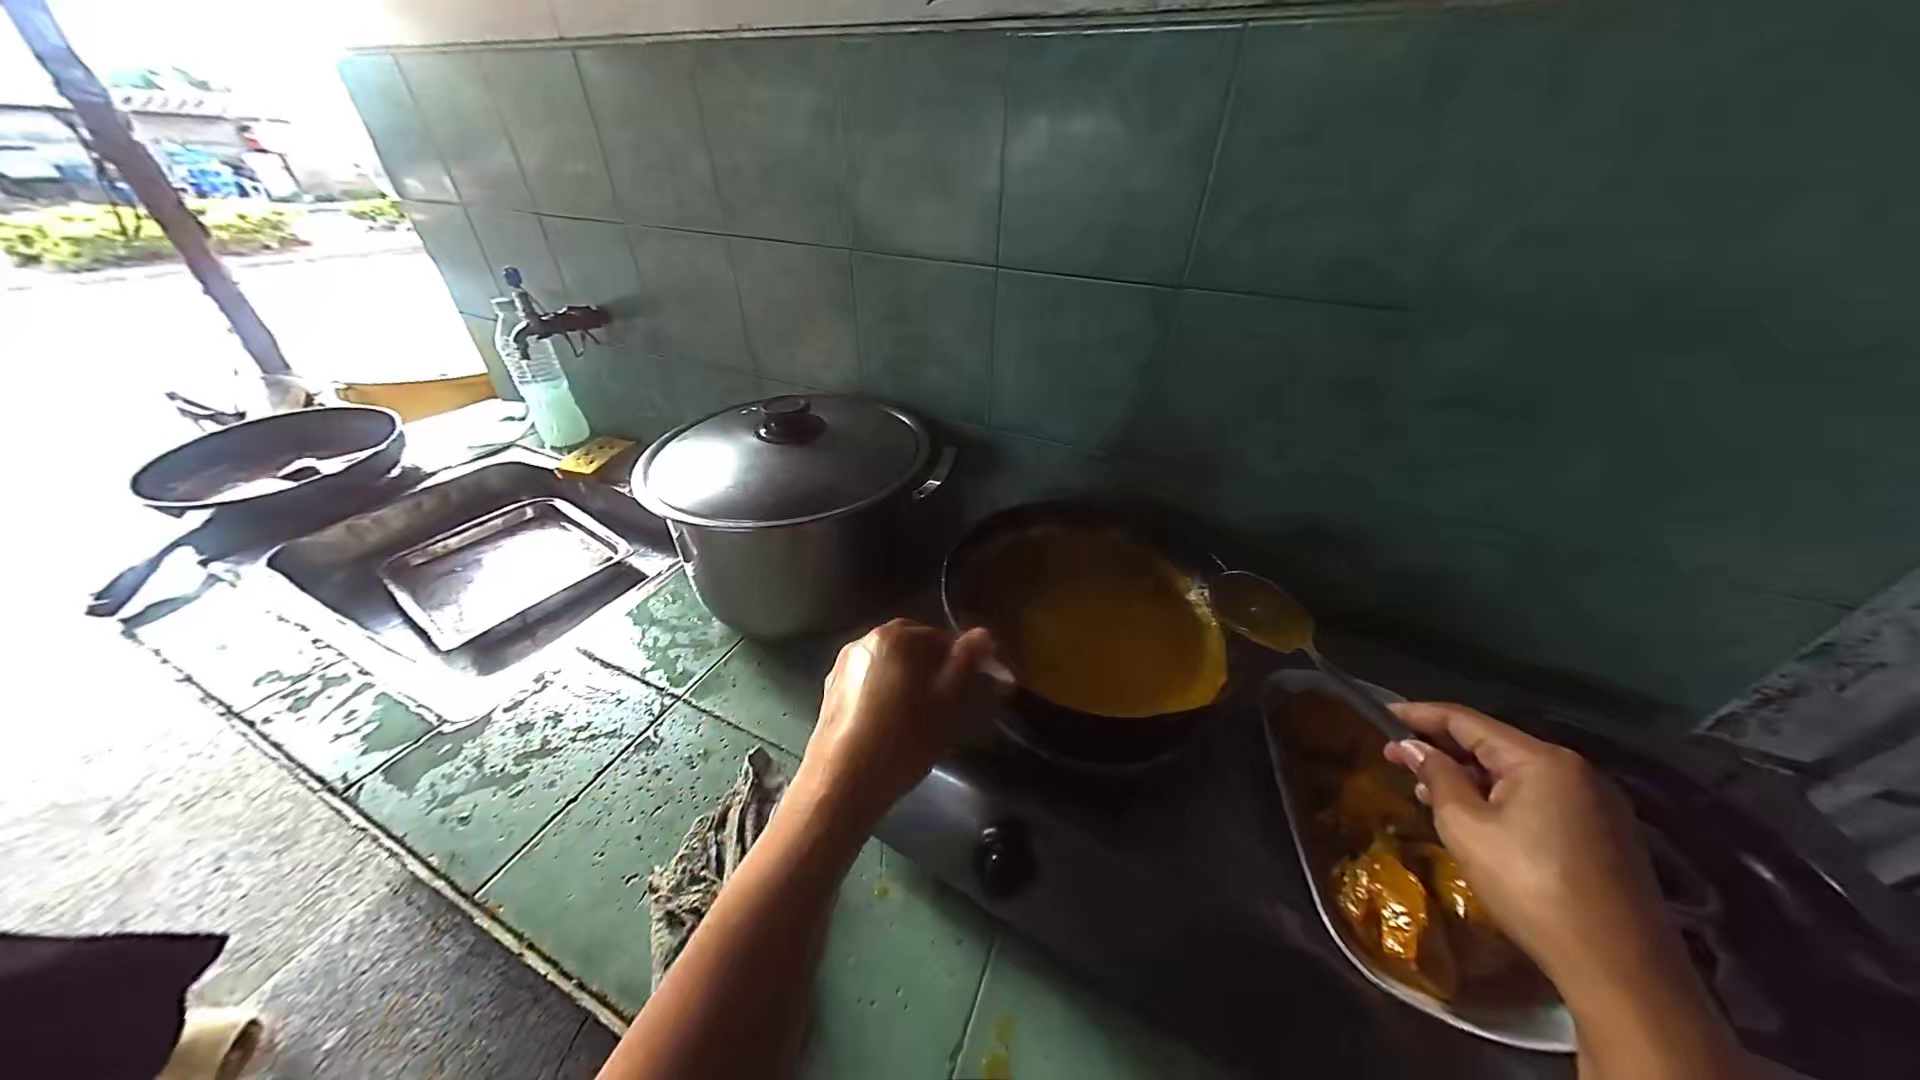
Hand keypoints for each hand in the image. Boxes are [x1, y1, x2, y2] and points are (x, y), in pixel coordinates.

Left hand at [790, 620, 997, 830]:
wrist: (841, 783)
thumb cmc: (902, 742)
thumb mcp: (946, 703)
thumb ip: (966, 662)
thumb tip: (983, 634)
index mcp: (896, 638)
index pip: (945, 639)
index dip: (972, 661)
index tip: (992, 683)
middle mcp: (867, 640)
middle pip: (917, 645)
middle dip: (942, 665)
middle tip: (962, 696)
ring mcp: (846, 663)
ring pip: (894, 661)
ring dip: (916, 675)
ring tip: (932, 709)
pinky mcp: (833, 687)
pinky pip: (874, 677)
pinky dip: (891, 687)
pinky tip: (899, 717)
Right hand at [1380, 702, 1673, 990]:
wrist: (1620, 970)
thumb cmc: (1530, 886)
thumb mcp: (1466, 827)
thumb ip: (1437, 777)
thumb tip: (1412, 746)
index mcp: (1543, 761)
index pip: (1467, 720)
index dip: (1419, 713)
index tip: (1382, 712)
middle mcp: (1576, 771)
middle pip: (1493, 743)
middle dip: (1441, 747)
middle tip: (1395, 756)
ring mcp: (1595, 803)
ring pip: (1514, 772)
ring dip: (1467, 775)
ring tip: (1425, 788)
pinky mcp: (1603, 833)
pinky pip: (1537, 796)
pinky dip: (1497, 796)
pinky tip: (1471, 814)